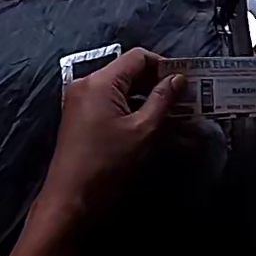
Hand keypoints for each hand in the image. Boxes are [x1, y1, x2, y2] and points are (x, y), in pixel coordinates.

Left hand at [31, 48, 183, 235]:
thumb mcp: (142, 131)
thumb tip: (178, 78)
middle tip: (184, 99)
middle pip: (129, 72)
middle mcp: (87, 84)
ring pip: (122, 90)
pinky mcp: (80, 117)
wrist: (70, 198)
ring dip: (147, 99)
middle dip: (158, 84)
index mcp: (100, 81)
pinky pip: (111, 104)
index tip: (185, 82)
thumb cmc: (107, 164)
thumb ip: (163, 100)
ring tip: (174, 115)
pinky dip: (132, 110)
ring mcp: (81, 101)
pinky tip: (152, 125)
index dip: (164, 66)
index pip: (138, 57)